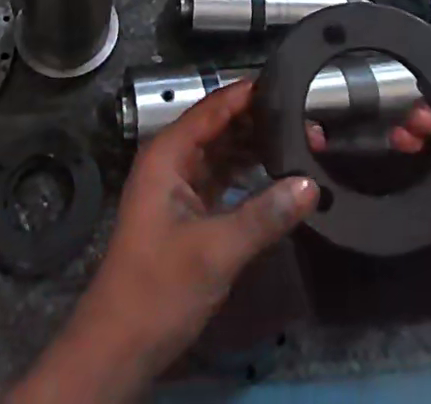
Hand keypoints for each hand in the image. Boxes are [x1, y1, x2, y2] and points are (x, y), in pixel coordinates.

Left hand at [4, 80, 317, 403]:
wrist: (120, 344)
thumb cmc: (158, 287)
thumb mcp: (215, 250)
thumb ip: (264, 215)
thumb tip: (310, 184)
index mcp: (167, 155)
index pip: (212, 108)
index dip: (248, 95)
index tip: (290, 86)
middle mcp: (172, 161)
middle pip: (221, 127)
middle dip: (261, 123)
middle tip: (310, 124)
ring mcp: (179, 186)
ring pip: (224, 152)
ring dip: (258, 148)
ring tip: (303, 145)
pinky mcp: (189, 211)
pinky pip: (224, 178)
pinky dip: (250, 174)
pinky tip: (281, 176)